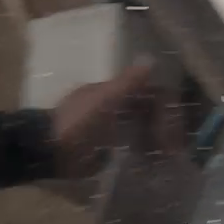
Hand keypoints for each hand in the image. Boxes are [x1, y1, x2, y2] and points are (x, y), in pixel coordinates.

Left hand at [50, 59, 183, 175]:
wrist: (50, 152)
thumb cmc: (78, 124)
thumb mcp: (104, 100)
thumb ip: (127, 82)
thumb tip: (151, 58)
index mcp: (114, 93)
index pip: (149, 95)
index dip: (165, 109)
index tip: (173, 129)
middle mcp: (115, 108)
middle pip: (150, 114)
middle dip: (164, 129)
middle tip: (172, 148)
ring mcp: (113, 130)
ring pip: (145, 131)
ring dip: (158, 142)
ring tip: (165, 158)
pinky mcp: (109, 150)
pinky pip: (135, 149)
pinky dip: (147, 154)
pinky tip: (152, 164)